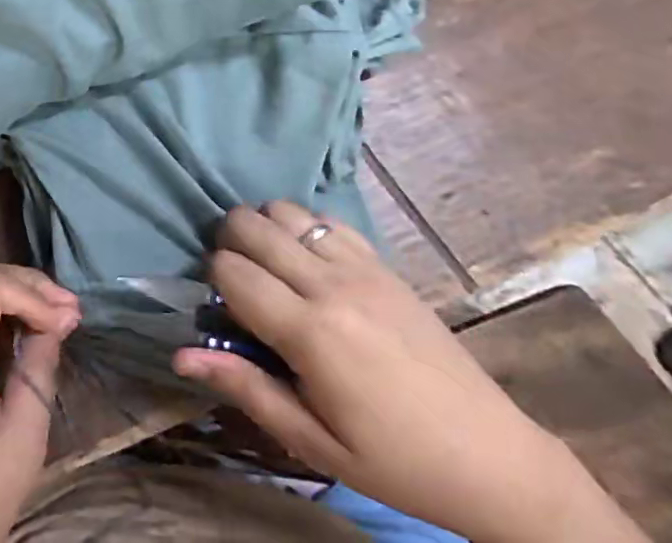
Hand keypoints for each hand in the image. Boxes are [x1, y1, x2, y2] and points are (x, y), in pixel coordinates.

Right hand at [174, 203, 646, 542]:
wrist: (491, 456)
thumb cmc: (393, 460)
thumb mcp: (312, 441)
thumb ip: (244, 388)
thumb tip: (179, 355)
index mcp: (310, 332)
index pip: (231, 270)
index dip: (212, 279)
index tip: (220, 306)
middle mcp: (332, 285)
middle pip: (252, 225)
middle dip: (228, 242)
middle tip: (235, 279)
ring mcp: (362, 268)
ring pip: (286, 210)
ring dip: (264, 229)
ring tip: (267, 266)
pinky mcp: (384, 265)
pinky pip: (328, 220)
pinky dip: (303, 227)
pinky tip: (307, 260)